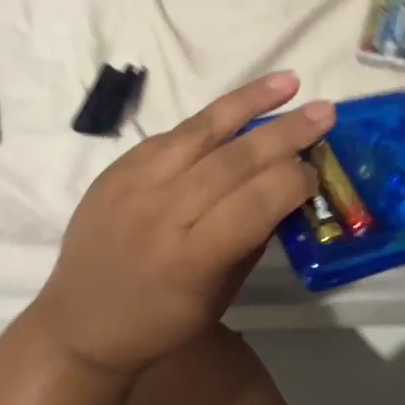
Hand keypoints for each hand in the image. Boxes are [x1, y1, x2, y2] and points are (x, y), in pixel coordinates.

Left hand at [32, 72, 334, 374]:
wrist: (80, 322)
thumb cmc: (160, 321)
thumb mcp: (217, 294)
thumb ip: (252, 238)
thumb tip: (287, 187)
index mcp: (189, 260)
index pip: (253, 205)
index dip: (291, 182)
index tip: (317, 170)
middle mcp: (160, 214)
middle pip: (232, 161)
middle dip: (284, 133)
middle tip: (323, 111)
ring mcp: (134, 185)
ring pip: (200, 131)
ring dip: (248, 103)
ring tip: (288, 82)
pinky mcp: (117, 168)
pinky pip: (172, 134)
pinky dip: (209, 121)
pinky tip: (237, 109)